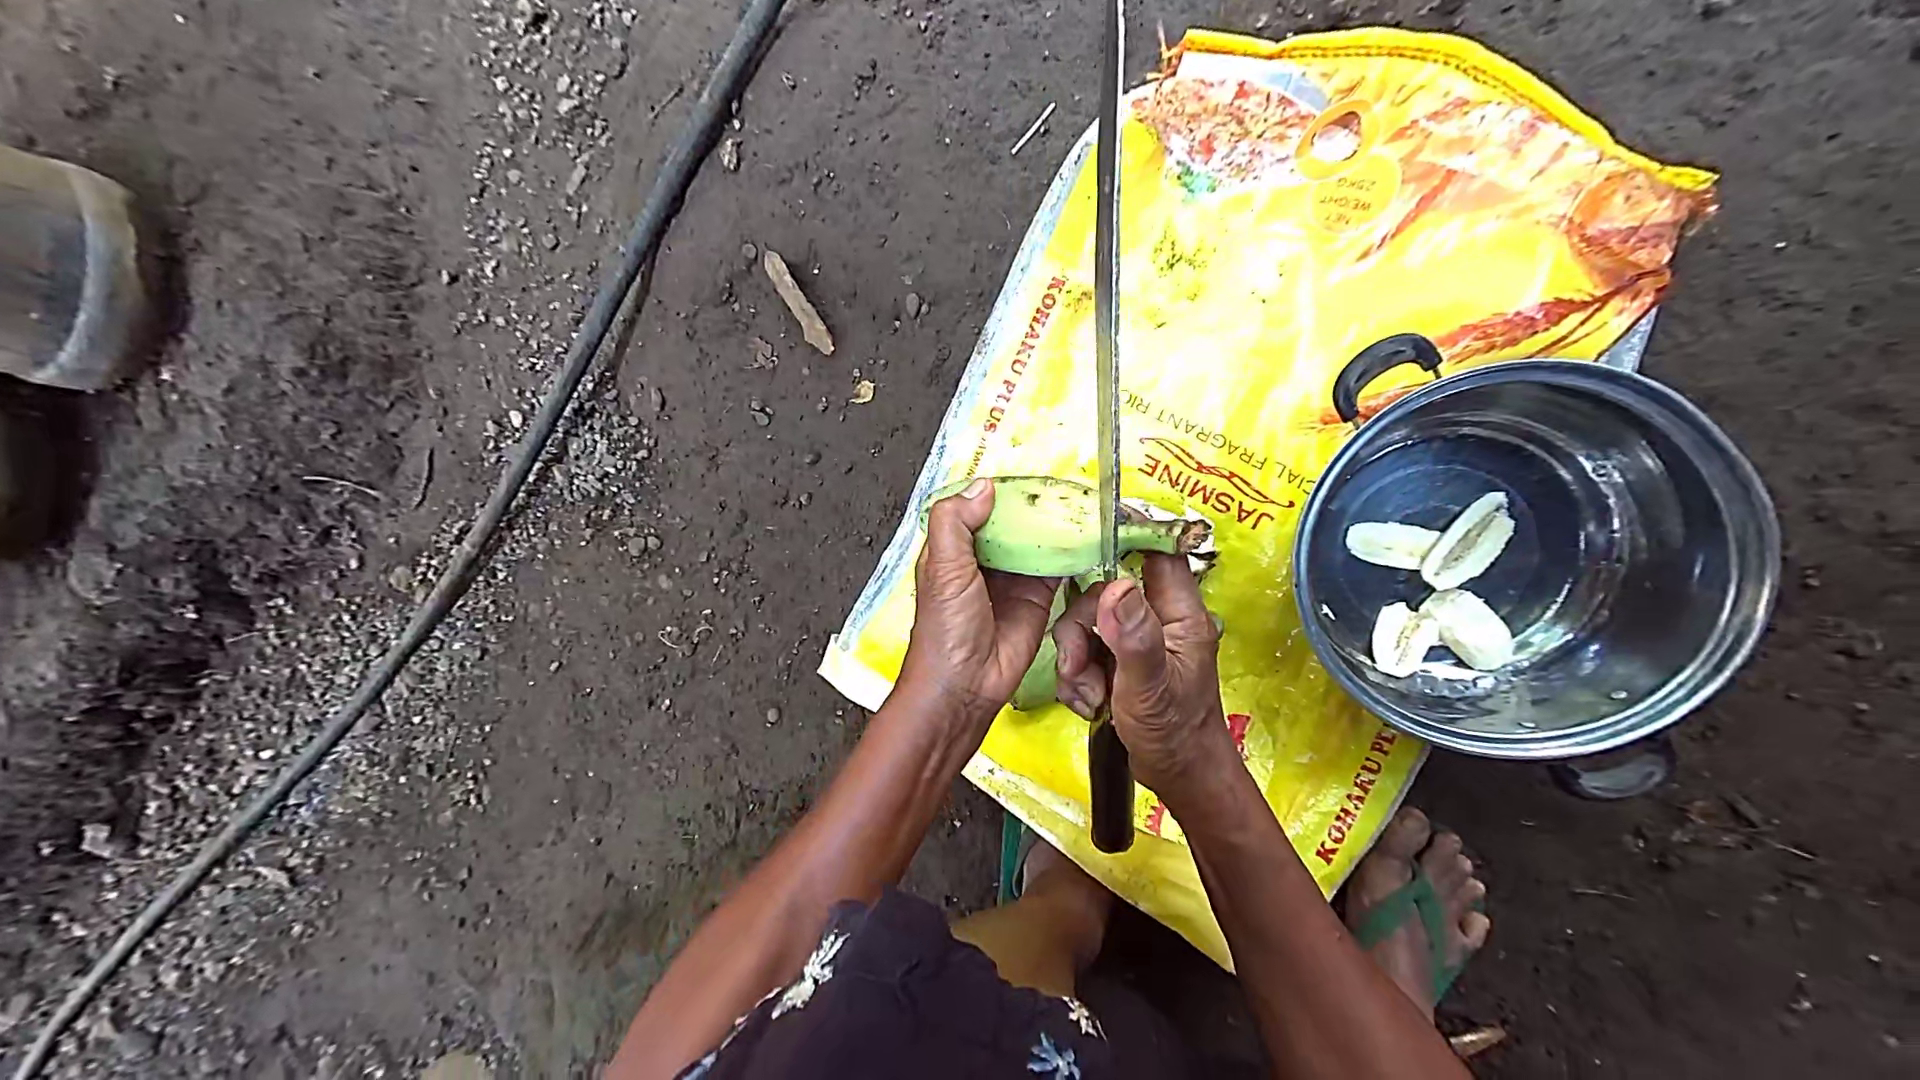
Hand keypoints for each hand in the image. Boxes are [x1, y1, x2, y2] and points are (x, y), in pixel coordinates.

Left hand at [898, 479, 1058, 735]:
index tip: (1027, 473)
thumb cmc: (944, 630)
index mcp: (954, 546)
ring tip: (1079, 502)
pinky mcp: (1038, 597)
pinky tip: (1086, 534)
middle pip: (1014, 521)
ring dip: (1055, 525)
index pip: (978, 507)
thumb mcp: (942, 567)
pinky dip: (1071, 551)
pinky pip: (1058, 566)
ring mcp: (1013, 576)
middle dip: (1034, 504)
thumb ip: (955, 522)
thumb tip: (983, 487)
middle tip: (1062, 484)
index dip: (1000, 490)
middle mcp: (985, 558)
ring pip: (1038, 540)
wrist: (965, 685)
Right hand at [1052, 554, 1236, 797]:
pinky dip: (1077, 676)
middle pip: (1104, 593)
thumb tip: (1115, 588)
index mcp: (1179, 615)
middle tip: (1080, 668)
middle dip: (1082, 630)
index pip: (1158, 552)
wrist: (1177, 778)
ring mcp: (1134, 639)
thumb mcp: (1150, 688)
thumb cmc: (1175, 734)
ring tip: (1088, 695)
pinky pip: (1083, 649)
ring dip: (1075, 659)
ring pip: (1087, 622)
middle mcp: (1156, 618)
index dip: (1128, 534)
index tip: (1088, 532)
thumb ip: (1134, 638)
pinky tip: (1088, 702)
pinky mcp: (1116, 659)